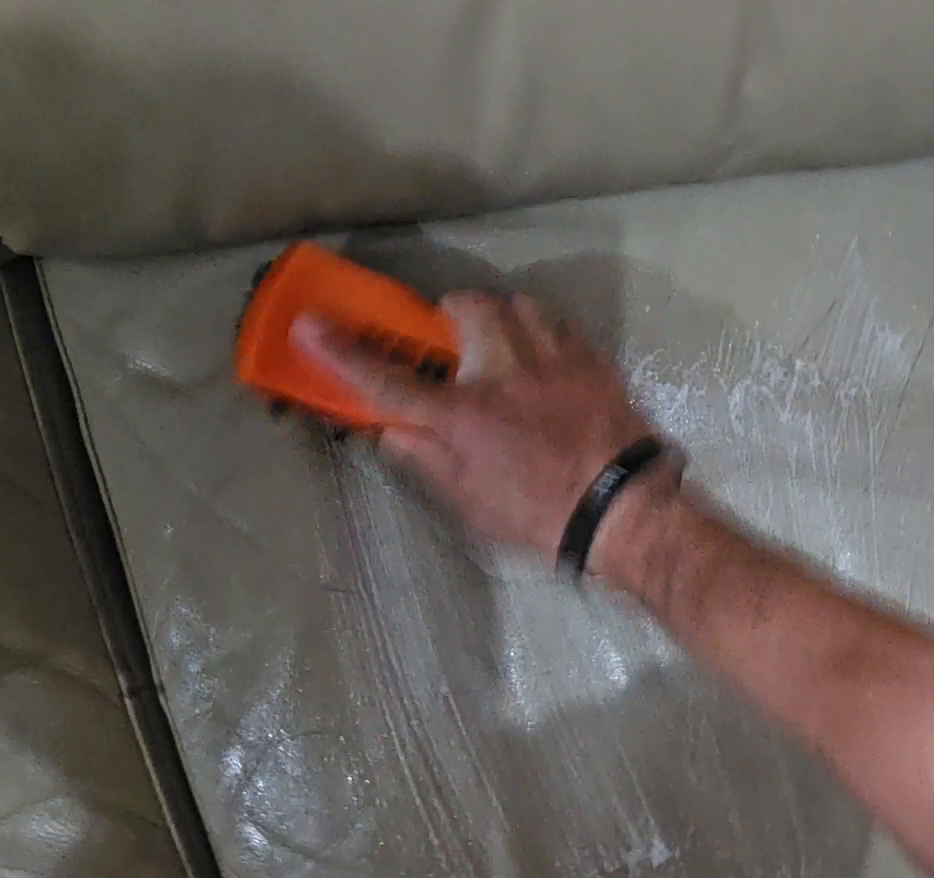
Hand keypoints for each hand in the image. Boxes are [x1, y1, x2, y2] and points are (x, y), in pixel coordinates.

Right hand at [289, 292, 679, 567]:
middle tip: (453, 338)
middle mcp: (505, 374)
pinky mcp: (595, 363)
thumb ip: (427, 461)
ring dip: (503, 315)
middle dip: (450, 314)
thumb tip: (389, 431)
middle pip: (466, 310)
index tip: (310, 323)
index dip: (344, 353)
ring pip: (519, 305)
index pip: (389, 380)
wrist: (623, 510)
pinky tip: (548, 357)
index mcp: (465, 417)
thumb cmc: (543, 515)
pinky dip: (546, 331)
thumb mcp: (473, 503)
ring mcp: (555, 362)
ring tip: (506, 342)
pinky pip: (562, 325)